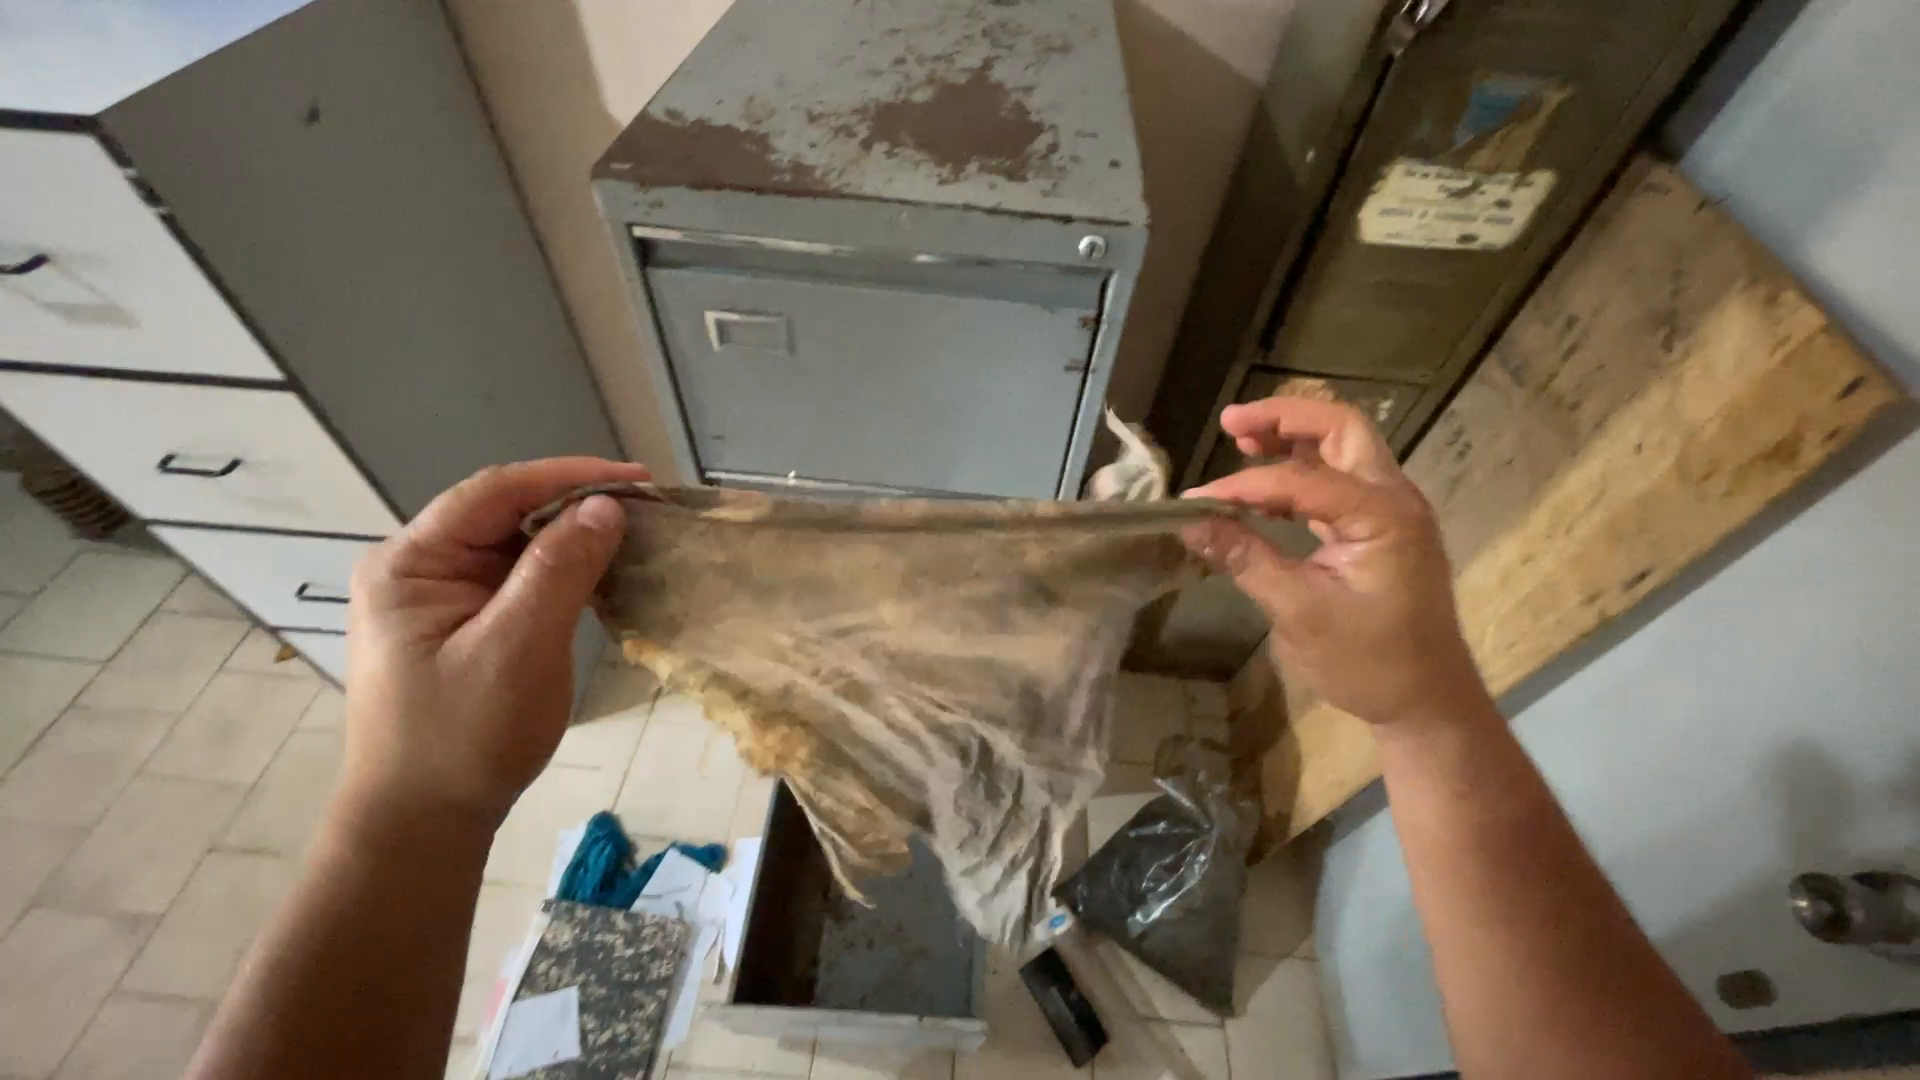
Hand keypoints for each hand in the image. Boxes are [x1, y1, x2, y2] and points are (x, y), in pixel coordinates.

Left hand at [339, 458, 649, 830]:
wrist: (427, 819)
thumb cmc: (464, 736)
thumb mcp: (517, 648)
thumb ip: (560, 570)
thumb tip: (608, 506)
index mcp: (412, 562)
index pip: (496, 492)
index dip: (570, 477)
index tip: (639, 478)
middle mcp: (423, 567)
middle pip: (507, 512)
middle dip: (578, 504)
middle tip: (647, 506)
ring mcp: (445, 595)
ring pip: (520, 544)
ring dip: (577, 536)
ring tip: (637, 532)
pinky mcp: (471, 621)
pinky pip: (525, 578)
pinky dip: (569, 570)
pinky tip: (608, 571)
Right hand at [1183, 398, 1484, 724]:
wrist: (1426, 702)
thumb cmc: (1368, 661)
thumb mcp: (1298, 611)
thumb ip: (1246, 559)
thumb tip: (1192, 523)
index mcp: (1382, 515)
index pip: (1301, 479)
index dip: (1243, 486)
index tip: (1196, 502)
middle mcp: (1395, 499)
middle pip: (1341, 429)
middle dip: (1284, 418)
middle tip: (1231, 425)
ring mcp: (1392, 512)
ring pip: (1344, 449)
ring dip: (1294, 438)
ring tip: (1242, 441)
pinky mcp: (1381, 530)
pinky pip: (1340, 482)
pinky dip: (1302, 473)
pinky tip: (1265, 491)